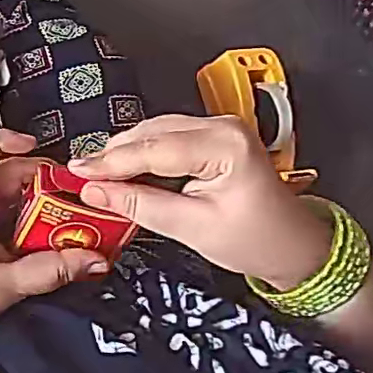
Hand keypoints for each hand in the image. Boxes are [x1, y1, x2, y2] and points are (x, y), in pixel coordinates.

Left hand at [0, 129, 109, 340]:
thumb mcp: (4, 286)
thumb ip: (50, 271)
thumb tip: (93, 258)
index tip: (30, 145)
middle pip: (5, 168)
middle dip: (41, 174)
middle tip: (72, 190)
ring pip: (11, 187)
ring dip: (40, 193)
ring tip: (70, 207)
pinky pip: (11, 206)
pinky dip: (34, 211)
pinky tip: (54, 225)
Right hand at [67, 114, 330, 290]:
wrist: (296, 246)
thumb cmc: (256, 241)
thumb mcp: (194, 228)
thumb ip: (141, 205)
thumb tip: (94, 191)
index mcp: (225, 144)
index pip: (154, 148)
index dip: (110, 161)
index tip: (76, 172)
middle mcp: (221, 126)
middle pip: (152, 133)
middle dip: (114, 154)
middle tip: (80, 175)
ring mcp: (218, 127)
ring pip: (156, 131)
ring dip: (125, 151)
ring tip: (95, 174)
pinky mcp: (212, 136)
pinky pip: (167, 137)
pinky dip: (142, 152)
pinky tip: (123, 168)